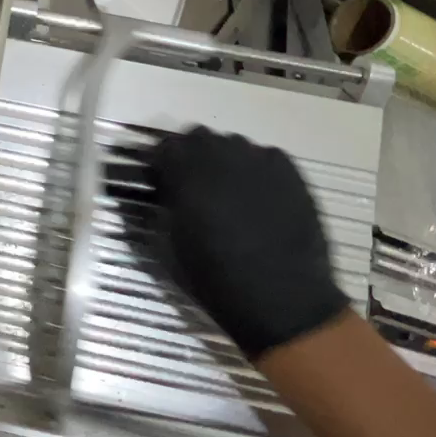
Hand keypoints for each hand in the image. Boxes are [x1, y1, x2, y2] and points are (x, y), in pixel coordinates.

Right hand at [144, 126, 346, 358]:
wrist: (281, 298)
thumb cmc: (213, 276)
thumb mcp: (165, 247)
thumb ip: (153, 212)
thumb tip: (145, 198)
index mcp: (184, 170)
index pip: (162, 147)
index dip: (159, 164)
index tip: (160, 182)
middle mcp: (219, 154)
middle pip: (197, 138)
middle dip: (191, 157)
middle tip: (192, 186)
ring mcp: (258, 159)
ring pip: (232, 145)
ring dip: (223, 162)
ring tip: (227, 192)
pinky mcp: (289, 171)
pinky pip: (264, 158)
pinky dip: (255, 170)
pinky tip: (258, 197)